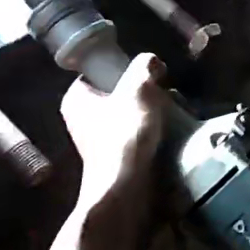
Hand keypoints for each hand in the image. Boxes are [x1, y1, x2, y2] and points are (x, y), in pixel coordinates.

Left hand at [61, 53, 165, 218]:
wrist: (125, 187)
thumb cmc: (125, 134)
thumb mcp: (139, 89)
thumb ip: (145, 67)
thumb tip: (151, 61)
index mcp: (77, 99)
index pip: (99, 73)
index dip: (124, 70)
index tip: (147, 75)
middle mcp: (81, 119)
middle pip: (119, 93)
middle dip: (145, 93)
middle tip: (164, 94)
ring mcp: (98, 141)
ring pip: (130, 115)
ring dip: (153, 113)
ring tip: (172, 114)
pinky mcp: (115, 158)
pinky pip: (136, 135)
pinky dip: (152, 132)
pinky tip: (169, 134)